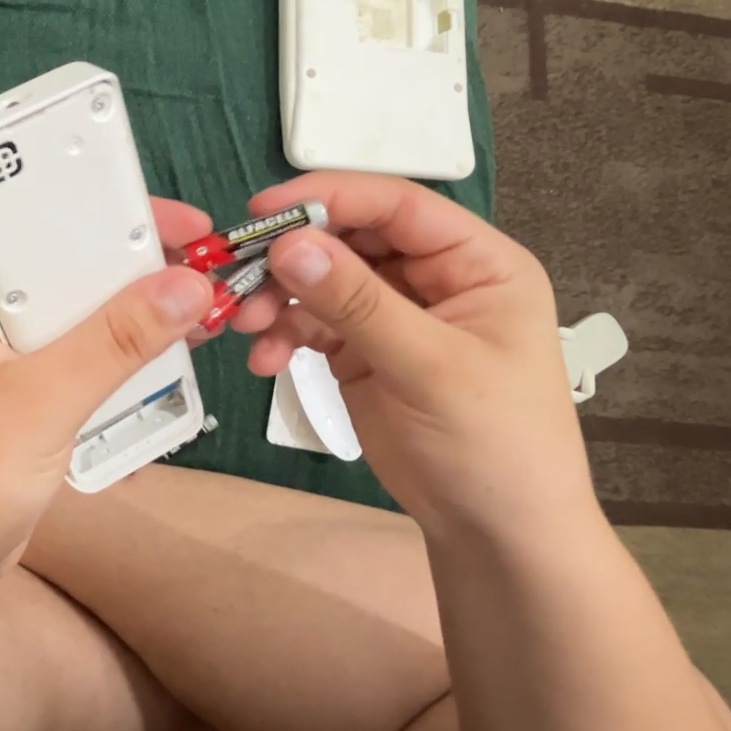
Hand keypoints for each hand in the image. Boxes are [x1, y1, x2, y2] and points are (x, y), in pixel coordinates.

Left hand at [0, 200, 214, 564]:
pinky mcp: (30, 395)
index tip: (188, 227)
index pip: (52, 233)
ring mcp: (11, 358)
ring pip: (88, 321)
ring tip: (202, 321)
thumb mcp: (46, 399)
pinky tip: (168, 368)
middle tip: (209, 275)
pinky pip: (86, 362)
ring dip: (140, 324)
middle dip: (142, 277)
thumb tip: (191, 284)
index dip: (120, 221)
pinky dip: (125, 364)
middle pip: (78, 276)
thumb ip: (117, 340)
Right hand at [235, 172, 594, 534]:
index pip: (396, 206)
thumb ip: (358, 303)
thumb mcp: (430, 368)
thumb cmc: (492, 444)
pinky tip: (264, 362)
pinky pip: (309, 323)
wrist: (492, 533)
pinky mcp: (359, 348)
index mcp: (474, 262)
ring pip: (320, 279)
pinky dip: (281, 335)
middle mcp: (431, 276)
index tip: (263, 209)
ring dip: (277, 297)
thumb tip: (288, 244)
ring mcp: (391, 312)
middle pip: (348, 238)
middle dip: (292, 254)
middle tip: (238, 271)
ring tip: (246, 325)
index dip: (330, 197)